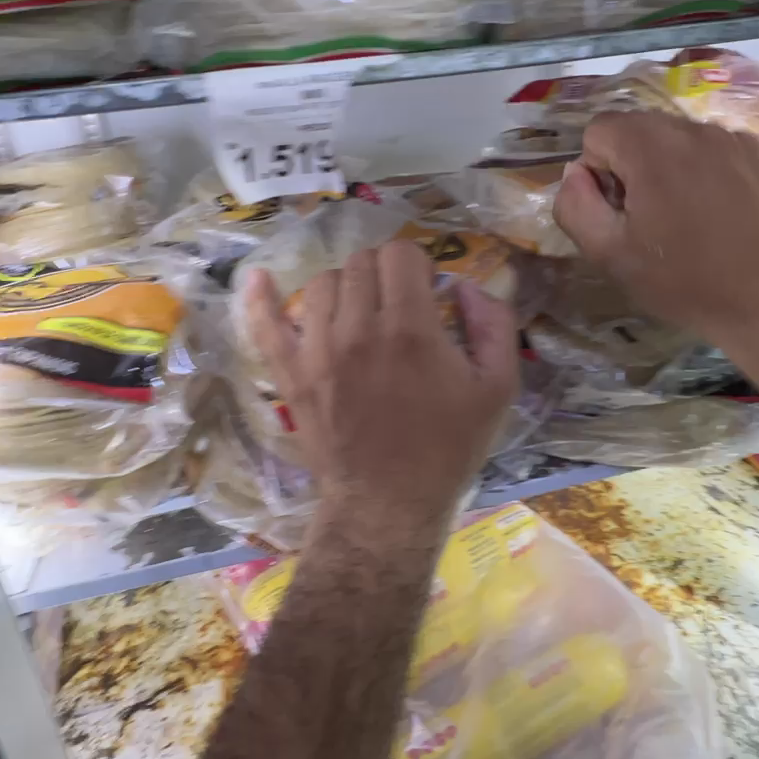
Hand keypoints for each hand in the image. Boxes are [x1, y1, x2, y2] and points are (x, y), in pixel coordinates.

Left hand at [242, 241, 518, 542]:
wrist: (388, 504)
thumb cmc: (448, 448)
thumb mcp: (498, 389)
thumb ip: (494, 325)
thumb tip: (466, 287)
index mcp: (411, 329)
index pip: (401, 253)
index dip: (417, 264)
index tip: (426, 290)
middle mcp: (359, 329)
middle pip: (361, 262)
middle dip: (384, 272)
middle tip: (397, 304)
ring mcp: (317, 350)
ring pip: (321, 284)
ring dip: (345, 288)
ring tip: (359, 313)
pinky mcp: (291, 373)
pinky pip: (266, 325)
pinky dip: (260, 299)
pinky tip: (260, 278)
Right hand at [552, 110, 758, 365]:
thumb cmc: (682, 282)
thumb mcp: (608, 254)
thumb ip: (575, 205)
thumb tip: (577, 173)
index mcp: (652, 147)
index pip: (599, 128)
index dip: (598, 171)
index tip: (618, 210)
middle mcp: (696, 129)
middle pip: (641, 129)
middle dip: (632, 166)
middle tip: (648, 219)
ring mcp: (737, 139)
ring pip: (680, 139)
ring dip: (670, 168)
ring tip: (687, 219)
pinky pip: (718, 151)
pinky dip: (708, 174)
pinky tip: (720, 214)